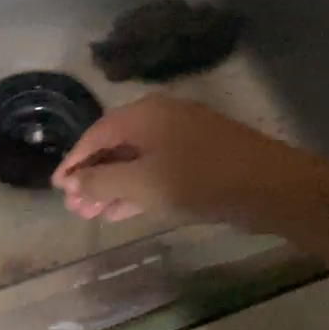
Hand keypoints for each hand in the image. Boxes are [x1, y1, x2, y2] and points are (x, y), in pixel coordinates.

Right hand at [52, 95, 294, 223]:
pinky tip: (123, 211)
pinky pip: (157, 170)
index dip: (74, 162)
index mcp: (143, 114)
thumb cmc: (198, 180)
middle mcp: (160, 118)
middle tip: (75, 208)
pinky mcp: (201, 158)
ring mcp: (183, 137)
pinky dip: (138, 188)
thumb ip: (102, 182)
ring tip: (93, 215)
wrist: (271, 187)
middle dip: (93, 178)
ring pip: (136, 161)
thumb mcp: (142, 183)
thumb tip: (74, 183)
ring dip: (113, 187)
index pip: (95, 135)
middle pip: (115, 147)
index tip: (58, 188)